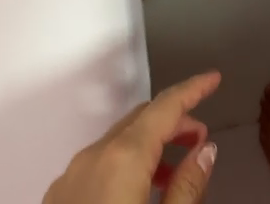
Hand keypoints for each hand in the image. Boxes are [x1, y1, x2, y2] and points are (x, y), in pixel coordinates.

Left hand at [43, 72, 221, 203]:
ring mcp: (67, 181)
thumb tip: (205, 150)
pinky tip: (137, 196)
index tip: (215, 78)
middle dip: (173, 121)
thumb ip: (188, 187)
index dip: (192, 90)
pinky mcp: (54, 202)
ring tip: (175, 171)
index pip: (164, 107)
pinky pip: (96, 167)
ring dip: (149, 145)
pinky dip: (124, 165)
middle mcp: (92, 158)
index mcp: (122, 158)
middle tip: (201, 138)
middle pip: (138, 121)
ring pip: (115, 144)